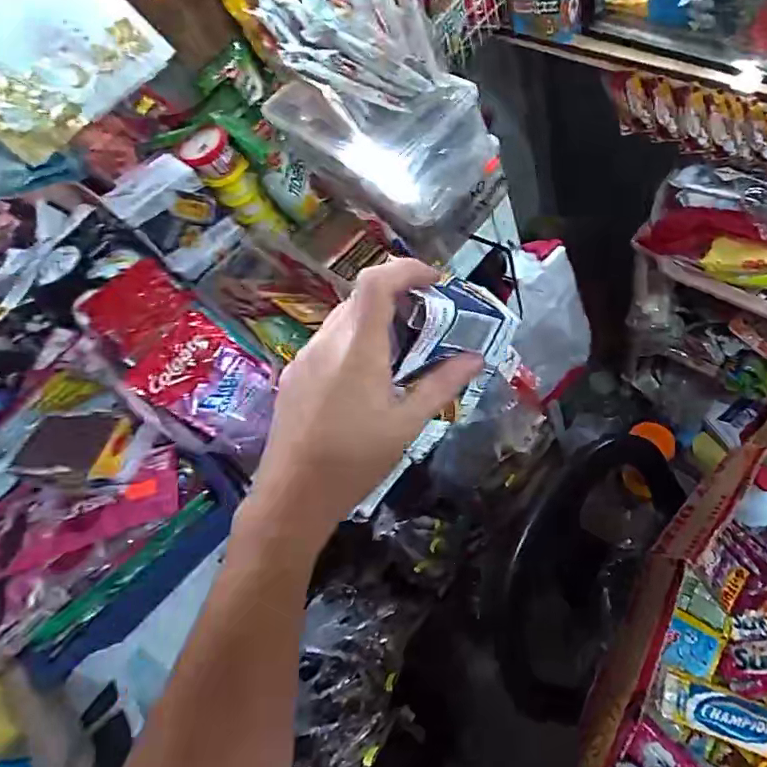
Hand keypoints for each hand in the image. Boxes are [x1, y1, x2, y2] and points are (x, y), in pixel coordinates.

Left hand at [244, 258, 482, 555]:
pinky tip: (369, 377)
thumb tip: (475, 358)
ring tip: (404, 352)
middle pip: (362, 298)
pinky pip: (330, 342)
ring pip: (344, 319)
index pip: (376, 282)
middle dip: (399, 298)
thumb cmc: (355, 461)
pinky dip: (357, 341)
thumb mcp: (407, 424)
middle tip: (430, 322)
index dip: (407, 270)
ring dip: (377, 321)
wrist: (292, 497)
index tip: (436, 282)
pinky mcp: (294, 375)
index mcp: (358, 349)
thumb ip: (441, 385)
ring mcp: (305, 357)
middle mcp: (326, 343)